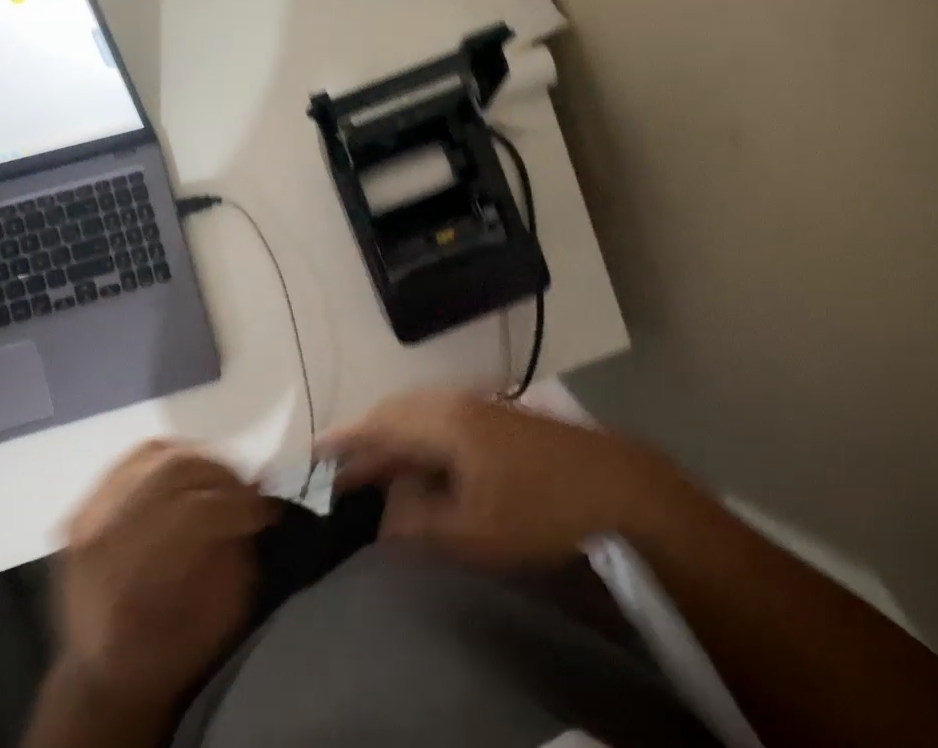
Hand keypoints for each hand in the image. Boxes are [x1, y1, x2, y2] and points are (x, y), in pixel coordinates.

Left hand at [52, 440, 277, 707]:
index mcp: (140, 569)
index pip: (200, 507)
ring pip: (153, 455)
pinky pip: (129, 462)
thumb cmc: (170, 653)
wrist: (101, 678)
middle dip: (223, 474)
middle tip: (247, 491)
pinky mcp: (83, 510)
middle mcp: (106, 533)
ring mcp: (88, 517)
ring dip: (197, 462)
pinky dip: (165, 461)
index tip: (268, 511)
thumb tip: (255, 506)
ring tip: (219, 481)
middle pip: (175, 469)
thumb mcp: (219, 616)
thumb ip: (238, 555)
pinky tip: (186, 478)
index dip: (242, 503)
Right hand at [317, 390, 686, 568]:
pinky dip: (428, 448)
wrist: (625, 494)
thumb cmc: (540, 512)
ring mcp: (491, 412)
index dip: (345, 439)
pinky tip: (432, 475)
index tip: (313, 454)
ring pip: (428, 422)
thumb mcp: (470, 531)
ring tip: (380, 477)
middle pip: (402, 416)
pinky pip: (451, 429)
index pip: (380, 422)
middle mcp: (463, 406)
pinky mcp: (512, 427)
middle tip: (342, 475)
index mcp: (445, 421)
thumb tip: (384, 518)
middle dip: (370, 444)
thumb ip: (416, 523)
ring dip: (400, 446)